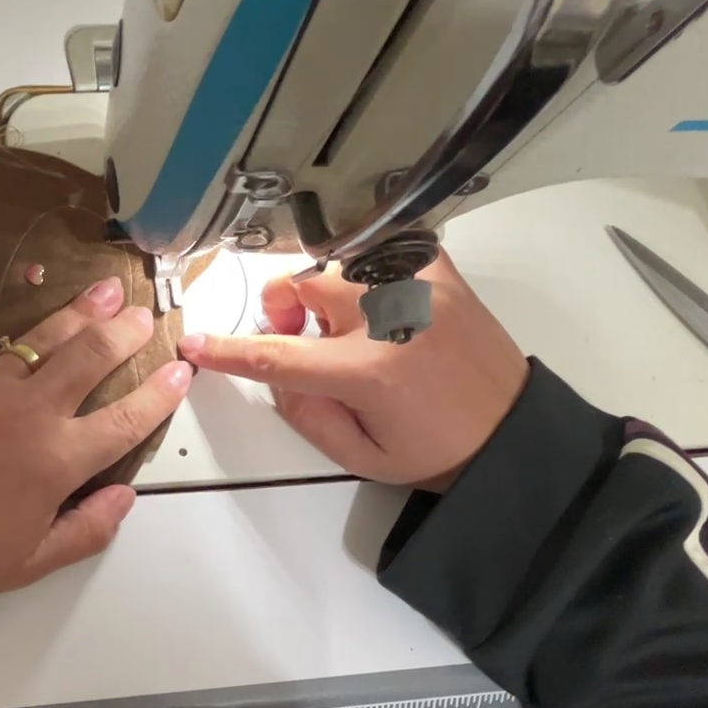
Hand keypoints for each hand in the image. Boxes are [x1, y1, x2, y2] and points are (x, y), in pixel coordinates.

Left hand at [0, 266, 191, 603]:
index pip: (126, 421)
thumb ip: (89, 529)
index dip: (160, 395)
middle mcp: (31, 414)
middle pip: (90, 360)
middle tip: (143, 314)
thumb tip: (127, 496)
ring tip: (102, 290)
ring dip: (75, 311)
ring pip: (40, 340)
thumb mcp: (34, 561)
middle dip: (124, 334)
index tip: (181, 371)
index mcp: (59, 461)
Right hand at [179, 250, 527, 489]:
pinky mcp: (441, 272)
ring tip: (347, 325)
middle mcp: (394, 317)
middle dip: (283, 307)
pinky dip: (362, 274)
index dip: (228, 350)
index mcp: (371, 372)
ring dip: (322, 291)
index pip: (277, 356)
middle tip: (301, 336)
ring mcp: (421, 286)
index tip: (196, 344)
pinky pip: (378, 251)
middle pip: (301, 282)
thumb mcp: (358, 455)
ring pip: (335, 261)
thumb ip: (304, 413)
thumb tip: (277, 372)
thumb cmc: (437, 450)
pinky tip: (376, 306)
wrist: (511, 431)